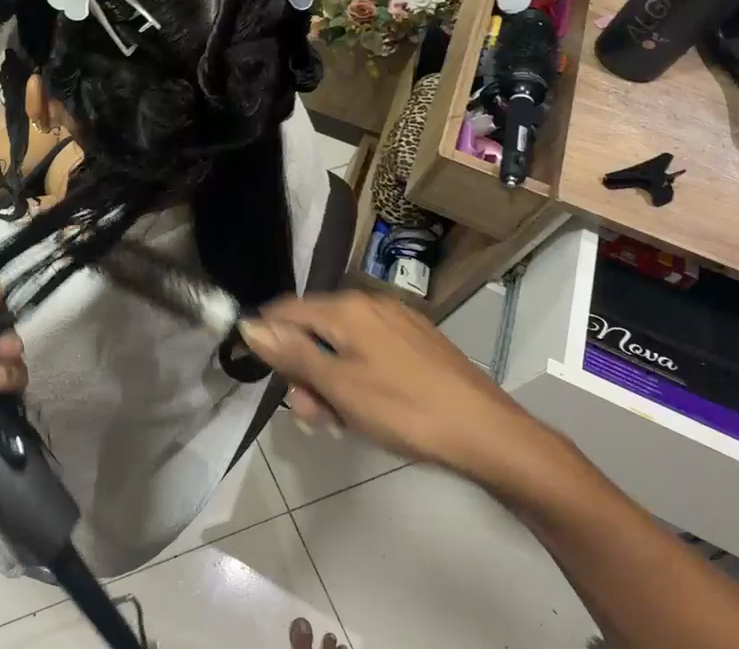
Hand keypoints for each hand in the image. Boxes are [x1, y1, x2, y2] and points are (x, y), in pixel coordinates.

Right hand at [238, 290, 556, 491]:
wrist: (489, 435)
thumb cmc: (404, 409)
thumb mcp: (338, 386)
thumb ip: (291, 354)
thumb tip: (249, 325)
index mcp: (347, 308)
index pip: (286, 310)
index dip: (266, 340)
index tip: (264, 377)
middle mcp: (371, 304)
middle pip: (315, 331)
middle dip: (304, 372)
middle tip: (312, 415)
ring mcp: (399, 323)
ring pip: (343, 346)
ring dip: (329, 382)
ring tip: (339, 423)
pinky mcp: (419, 345)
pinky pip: (370, 354)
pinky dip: (357, 379)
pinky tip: (367, 413)